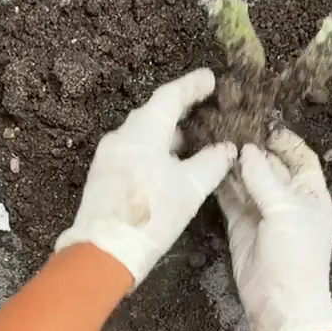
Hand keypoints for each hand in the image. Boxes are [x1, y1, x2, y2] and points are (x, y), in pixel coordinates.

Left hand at [54, 68, 235, 285]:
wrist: (105, 251)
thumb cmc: (151, 214)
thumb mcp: (190, 188)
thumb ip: (212, 163)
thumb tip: (227, 149)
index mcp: (143, 130)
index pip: (170, 96)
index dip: (192, 86)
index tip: (210, 79)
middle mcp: (121, 136)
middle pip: (154, 115)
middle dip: (180, 112)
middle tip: (204, 109)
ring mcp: (109, 156)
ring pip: (144, 136)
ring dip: (168, 136)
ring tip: (193, 141)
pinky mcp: (104, 176)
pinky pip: (134, 152)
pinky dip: (155, 151)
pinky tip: (170, 165)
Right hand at [216, 129, 331, 330]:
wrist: (280, 302)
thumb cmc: (295, 255)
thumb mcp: (285, 212)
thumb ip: (264, 179)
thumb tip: (247, 149)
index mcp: (310, 193)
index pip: (300, 157)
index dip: (285, 140)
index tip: (262, 124)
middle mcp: (287, 198)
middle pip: (270, 164)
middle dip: (253, 148)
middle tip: (228, 126)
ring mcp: (262, 211)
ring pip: (247, 179)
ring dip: (234, 164)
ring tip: (214, 140)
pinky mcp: (240, 224)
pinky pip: (230, 198)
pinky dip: (221, 183)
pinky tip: (209, 165)